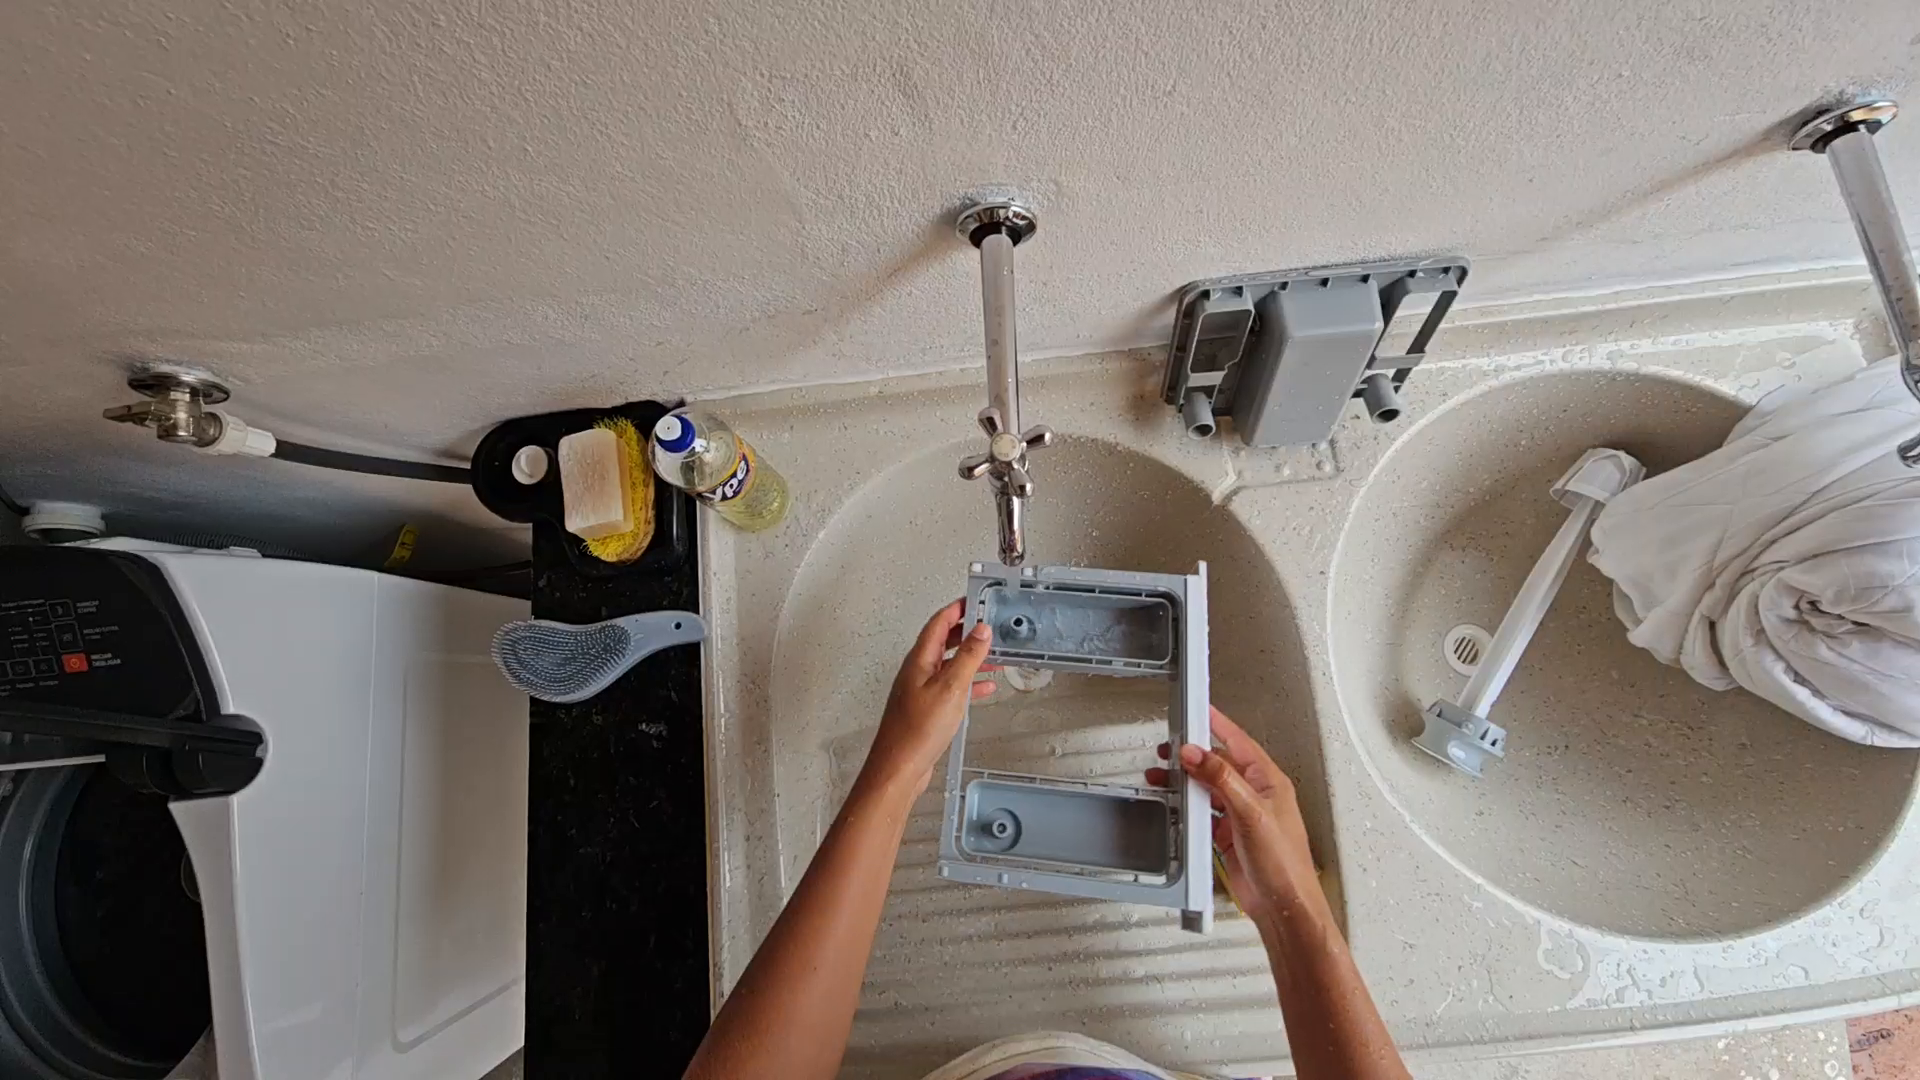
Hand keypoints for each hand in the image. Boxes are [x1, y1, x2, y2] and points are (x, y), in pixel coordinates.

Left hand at [862, 599, 996, 797]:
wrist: (899, 768)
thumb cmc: (916, 732)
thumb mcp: (951, 688)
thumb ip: (967, 657)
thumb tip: (981, 630)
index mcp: (919, 659)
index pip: (939, 622)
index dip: (957, 608)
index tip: (975, 600)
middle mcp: (917, 670)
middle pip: (943, 640)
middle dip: (966, 630)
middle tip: (987, 623)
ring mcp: (921, 689)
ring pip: (949, 664)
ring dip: (970, 656)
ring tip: (992, 652)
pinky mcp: (926, 708)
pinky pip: (950, 686)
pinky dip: (968, 682)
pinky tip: (983, 687)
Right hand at [1147, 706, 1320, 930]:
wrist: (1283, 908)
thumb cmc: (1285, 866)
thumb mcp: (1251, 813)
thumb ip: (1221, 779)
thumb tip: (1196, 753)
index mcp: (1268, 780)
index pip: (1236, 740)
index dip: (1215, 723)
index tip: (1196, 707)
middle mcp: (1254, 793)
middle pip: (1217, 762)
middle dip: (1192, 754)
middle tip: (1168, 748)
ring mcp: (1240, 813)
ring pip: (1207, 786)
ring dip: (1185, 780)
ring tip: (1163, 775)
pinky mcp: (1227, 833)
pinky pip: (1202, 810)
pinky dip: (1186, 805)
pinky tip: (1175, 804)